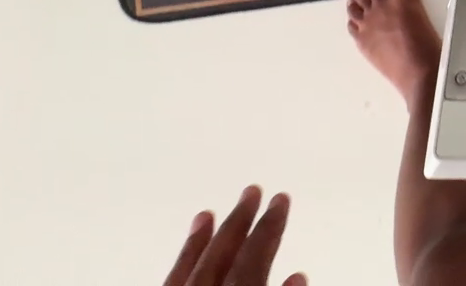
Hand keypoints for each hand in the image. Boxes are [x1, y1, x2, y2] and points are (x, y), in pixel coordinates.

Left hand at [163, 186, 303, 285]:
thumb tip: (297, 276)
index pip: (254, 256)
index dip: (270, 226)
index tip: (280, 198)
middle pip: (221, 253)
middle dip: (238, 220)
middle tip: (252, 190)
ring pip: (187, 266)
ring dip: (199, 240)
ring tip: (205, 213)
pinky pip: (167, 283)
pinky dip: (181, 263)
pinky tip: (184, 254)